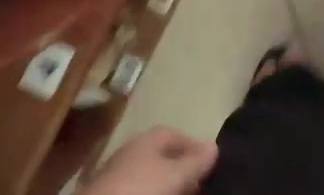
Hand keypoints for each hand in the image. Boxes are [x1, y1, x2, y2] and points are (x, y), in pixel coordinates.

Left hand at [84, 126, 217, 194]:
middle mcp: (132, 150)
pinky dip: (151, 191)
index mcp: (148, 138)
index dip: (193, 147)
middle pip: (162, 156)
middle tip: (198, 184)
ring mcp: (117, 174)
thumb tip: (215, 145)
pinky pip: (137, 188)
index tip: (209, 163)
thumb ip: (196, 161)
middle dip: (181, 169)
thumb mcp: (175, 175)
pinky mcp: (108, 193)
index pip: (175, 134)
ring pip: (149, 175)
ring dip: (167, 184)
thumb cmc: (140, 188)